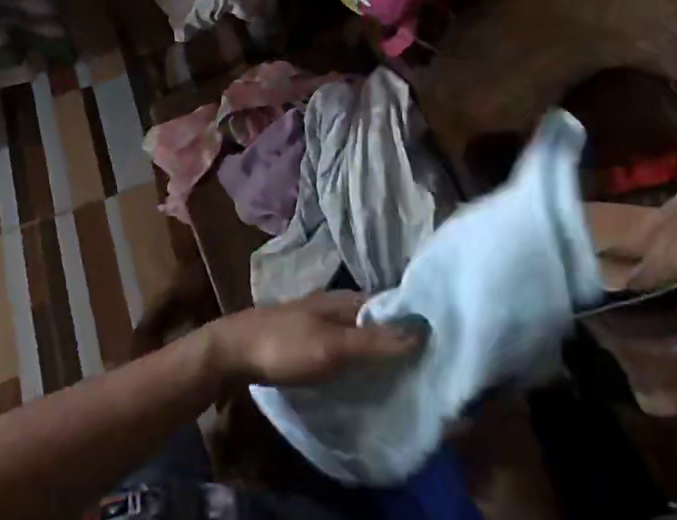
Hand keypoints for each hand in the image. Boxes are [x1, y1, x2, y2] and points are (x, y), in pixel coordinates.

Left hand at [204, 292, 420, 387]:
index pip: (389, 304)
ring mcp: (319, 321)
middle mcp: (334, 305)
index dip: (414, 320)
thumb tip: (423, 327)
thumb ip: (374, 341)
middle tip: (431, 367)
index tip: (444, 343)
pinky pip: (345, 345)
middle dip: (399, 337)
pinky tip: (368, 376)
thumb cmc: (285, 346)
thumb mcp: (332, 347)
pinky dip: (360, 358)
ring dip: (379, 349)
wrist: (233, 351)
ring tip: (407, 375)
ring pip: (359, 332)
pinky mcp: (308, 339)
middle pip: (375, 319)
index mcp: (343, 299)